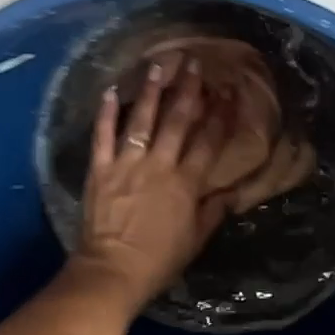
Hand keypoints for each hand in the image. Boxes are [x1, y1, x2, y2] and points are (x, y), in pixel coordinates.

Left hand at [76, 53, 233, 305]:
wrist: (113, 271)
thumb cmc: (159, 260)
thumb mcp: (196, 239)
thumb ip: (214, 211)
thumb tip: (234, 191)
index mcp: (186, 183)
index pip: (208, 141)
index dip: (220, 115)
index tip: (228, 91)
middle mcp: (158, 165)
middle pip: (177, 120)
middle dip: (188, 89)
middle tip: (194, 63)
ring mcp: (126, 163)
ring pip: (142, 119)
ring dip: (151, 90)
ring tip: (159, 65)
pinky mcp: (100, 168)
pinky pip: (102, 135)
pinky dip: (106, 112)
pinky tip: (111, 90)